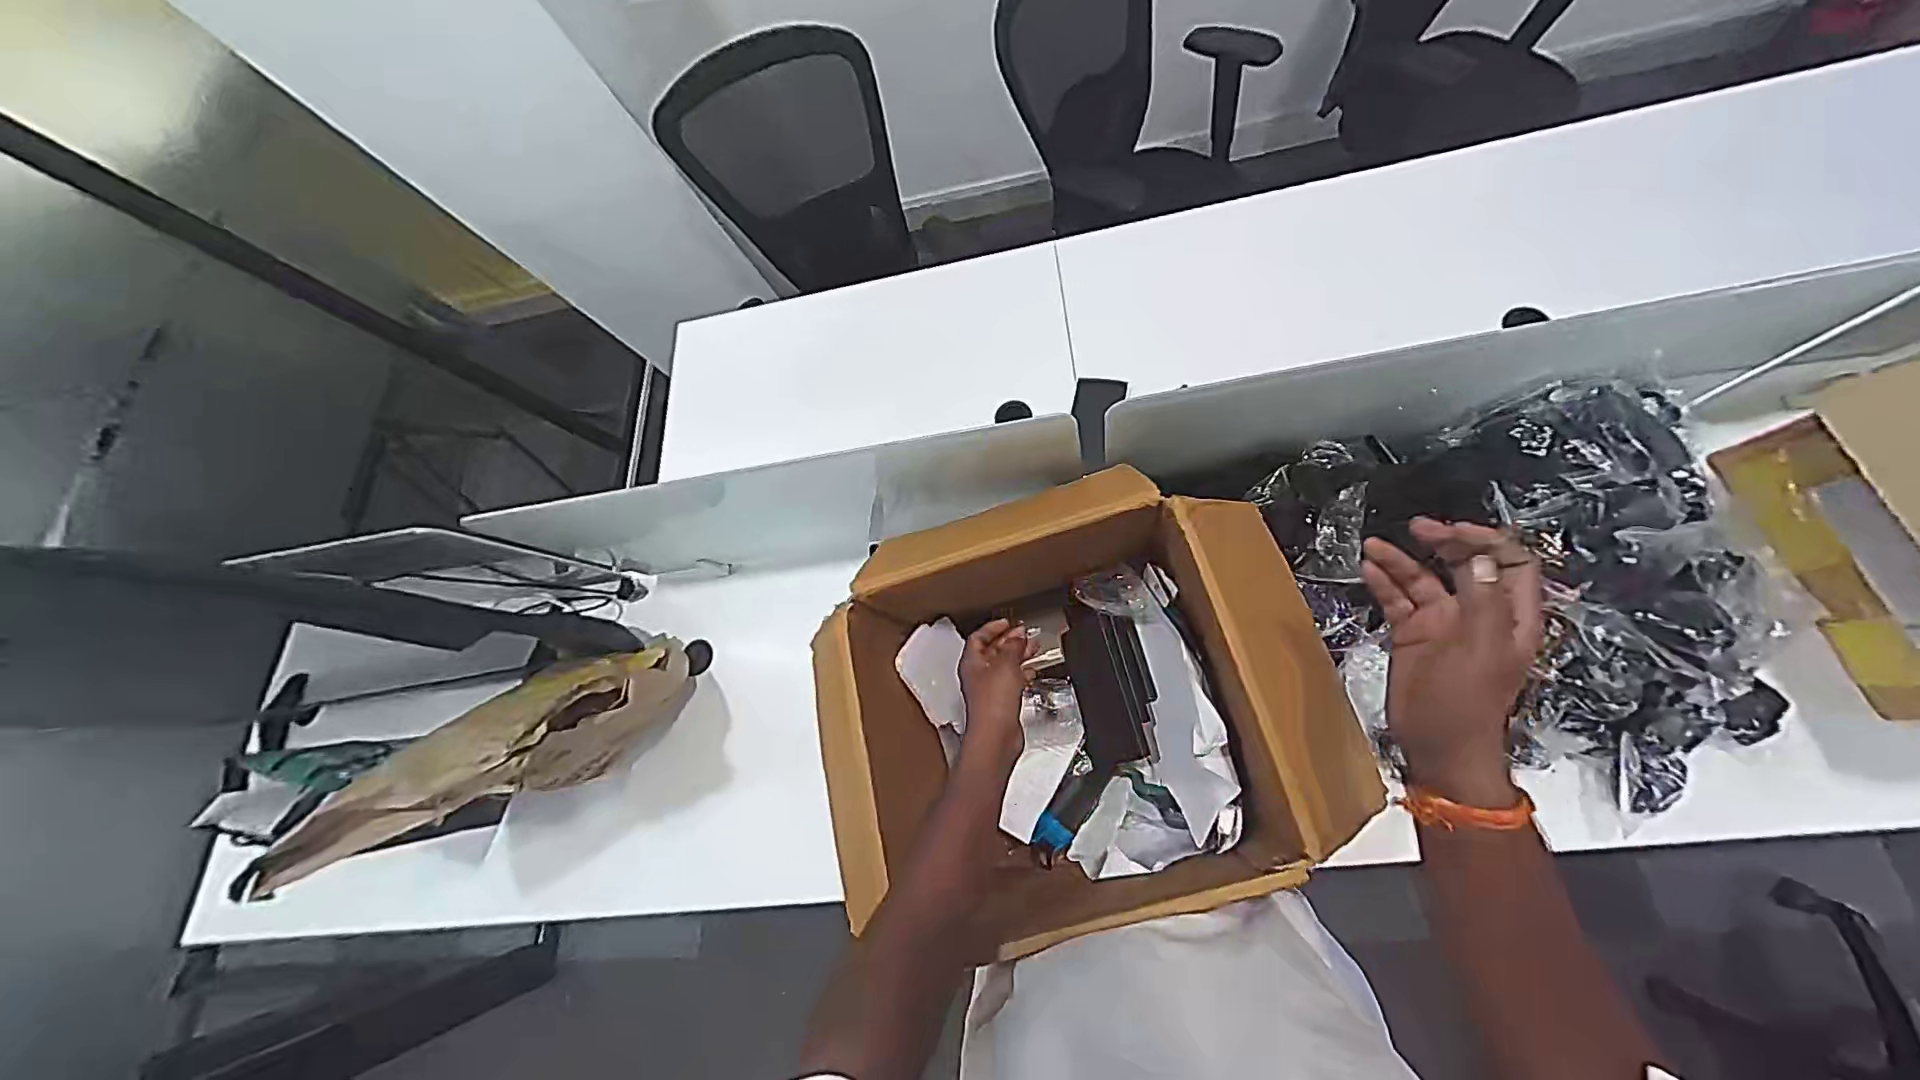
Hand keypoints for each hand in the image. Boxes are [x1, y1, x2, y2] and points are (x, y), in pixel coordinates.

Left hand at [957, 619, 1032, 770]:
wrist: (996, 736)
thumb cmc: (992, 705)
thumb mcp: (1005, 665)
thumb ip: (1013, 647)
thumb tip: (1017, 636)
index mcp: (971, 663)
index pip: (978, 638)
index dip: (992, 628)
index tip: (1006, 622)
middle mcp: (978, 676)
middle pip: (992, 651)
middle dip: (1009, 640)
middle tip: (1023, 633)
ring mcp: (989, 690)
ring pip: (1003, 666)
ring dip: (1018, 655)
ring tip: (1032, 647)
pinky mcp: (1000, 703)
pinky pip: (1011, 682)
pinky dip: (1021, 674)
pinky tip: (1030, 672)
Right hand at [1359, 518, 1543, 806]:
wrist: (1437, 746)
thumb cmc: (1465, 706)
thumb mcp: (1479, 652)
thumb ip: (1481, 604)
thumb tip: (1479, 560)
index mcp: (1509, 618)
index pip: (1510, 564)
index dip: (1487, 542)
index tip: (1454, 532)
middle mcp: (1477, 615)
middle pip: (1466, 565)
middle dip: (1444, 542)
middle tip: (1417, 529)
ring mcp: (1442, 625)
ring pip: (1424, 580)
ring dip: (1402, 561)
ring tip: (1375, 546)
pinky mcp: (1412, 635)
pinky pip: (1398, 601)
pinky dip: (1384, 584)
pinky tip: (1370, 571)